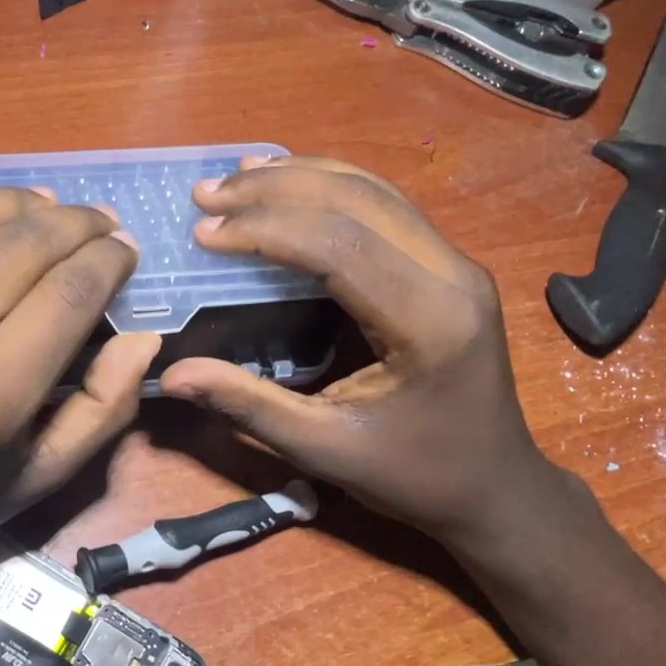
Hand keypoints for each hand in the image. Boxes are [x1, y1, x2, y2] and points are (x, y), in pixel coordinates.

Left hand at [0, 187, 159, 623]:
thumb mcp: (38, 482)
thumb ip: (102, 409)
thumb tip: (143, 334)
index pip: (68, 291)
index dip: (110, 259)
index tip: (127, 251)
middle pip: (22, 241)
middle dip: (78, 223)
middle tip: (103, 225)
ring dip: (22, 202)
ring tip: (54, 211)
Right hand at [159, 156, 559, 543]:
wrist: (494, 487)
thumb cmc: (413, 476)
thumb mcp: (324, 450)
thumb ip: (248, 405)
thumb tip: (172, 373)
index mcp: (427, 320)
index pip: (337, 245)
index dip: (264, 230)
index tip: (203, 232)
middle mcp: (451, 274)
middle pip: (357, 202)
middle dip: (274, 191)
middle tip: (205, 195)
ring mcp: (456, 264)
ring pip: (373, 192)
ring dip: (300, 178)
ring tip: (236, 178)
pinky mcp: (448, 266)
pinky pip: (385, 208)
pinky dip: (330, 189)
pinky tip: (289, 184)